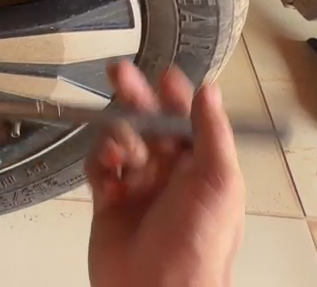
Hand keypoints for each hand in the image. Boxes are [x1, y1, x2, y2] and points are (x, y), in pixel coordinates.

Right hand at [86, 61, 245, 286]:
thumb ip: (212, 134)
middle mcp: (170, 175)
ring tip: (121, 145)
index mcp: (201, 171)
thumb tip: (210, 91)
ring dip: (118, 132)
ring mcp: (138, 186)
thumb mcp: (218, 184)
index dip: (176, 97)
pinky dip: (99, 158)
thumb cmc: (197, 243)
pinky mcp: (108, 199)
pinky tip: (106, 165)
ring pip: (121, 138)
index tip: (162, 74)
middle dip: (135, 97)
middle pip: (150, 123)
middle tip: (119, 73)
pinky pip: (98, 164)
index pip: (187, 122)